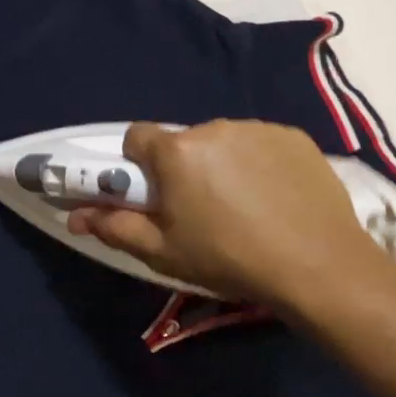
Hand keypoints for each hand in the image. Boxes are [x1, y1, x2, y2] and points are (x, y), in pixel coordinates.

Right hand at [65, 120, 389, 304]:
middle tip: (201, 212)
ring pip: (222, 143)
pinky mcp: (294, 137)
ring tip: (245, 208)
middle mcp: (212, 127)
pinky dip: (260, 164)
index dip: (138, 166)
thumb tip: (73, 216)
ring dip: (222, 165)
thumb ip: (115, 227)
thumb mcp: (164, 253)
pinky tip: (276, 198)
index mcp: (175, 151)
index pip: (136, 138)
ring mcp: (257, 128)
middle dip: (183, 169)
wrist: (322, 268)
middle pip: (181, 142)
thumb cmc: (231, 260)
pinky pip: (260, 144)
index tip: (155, 196)